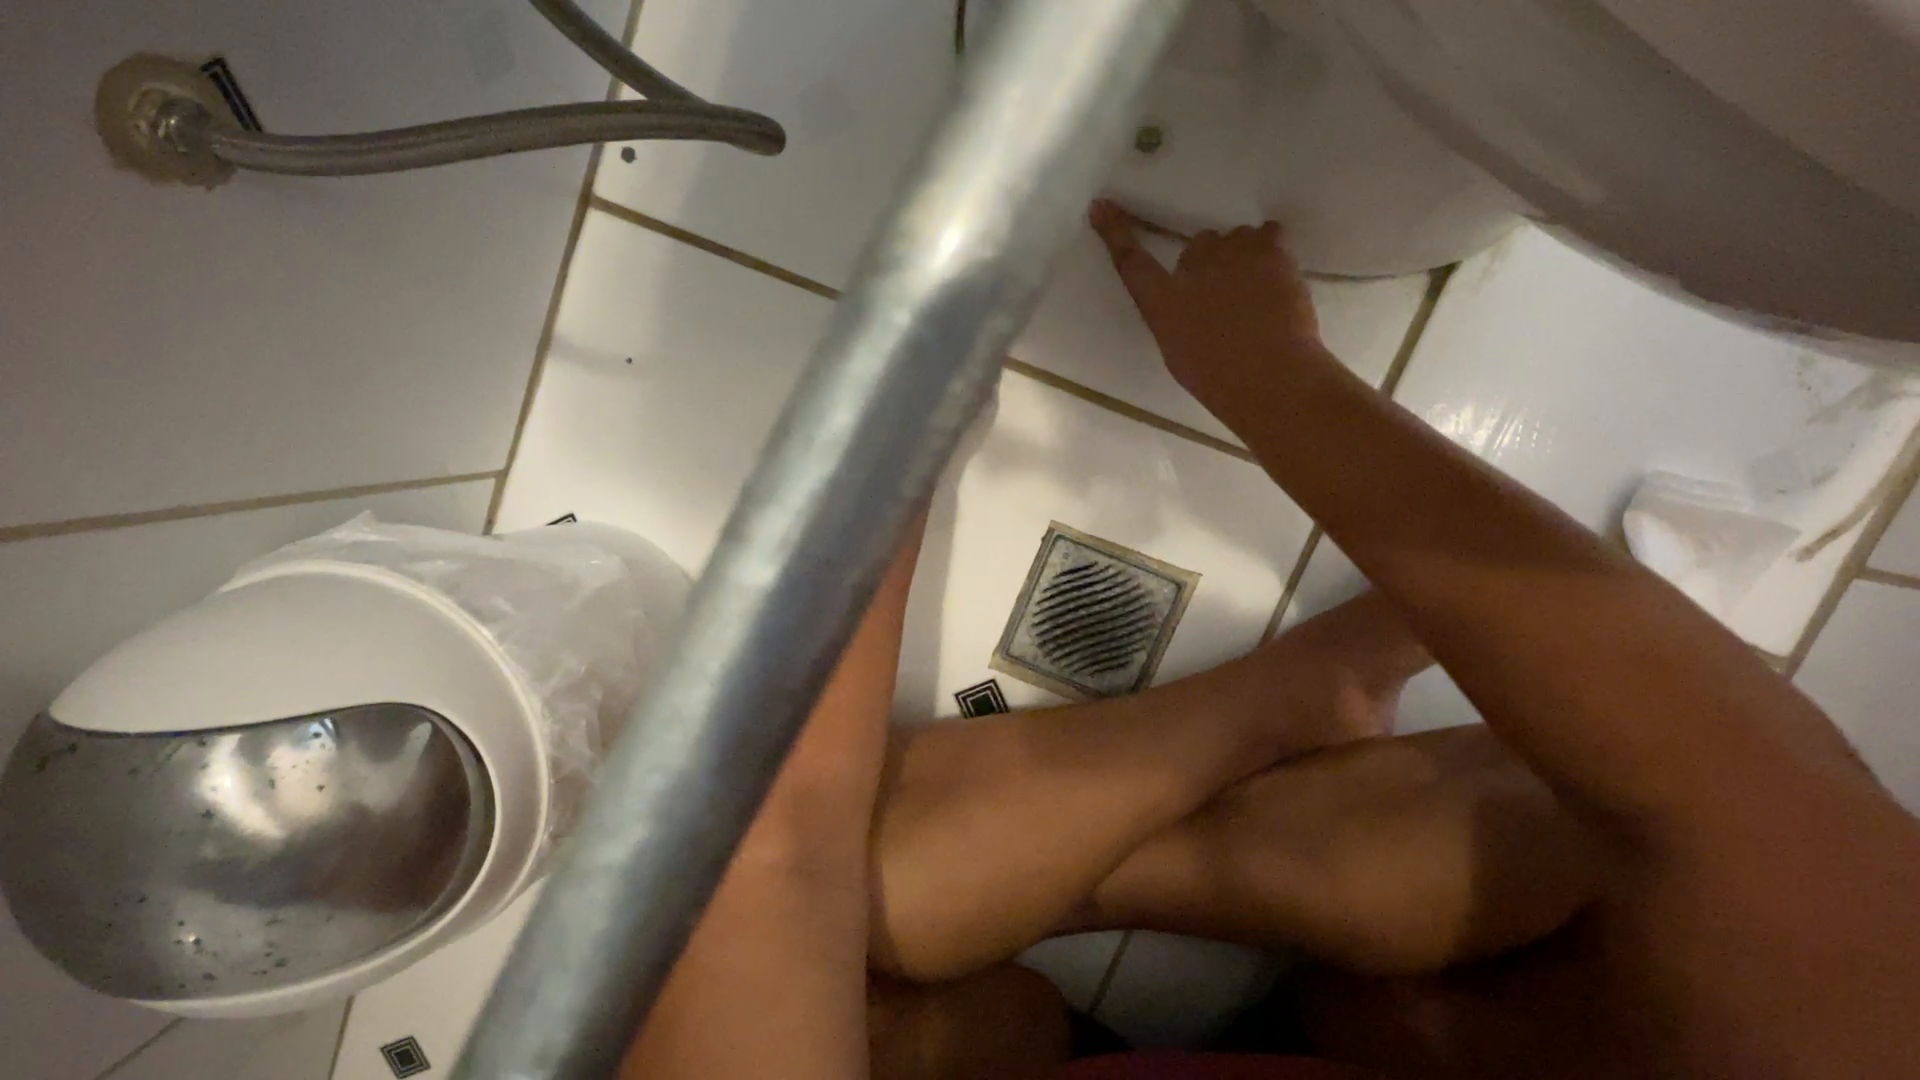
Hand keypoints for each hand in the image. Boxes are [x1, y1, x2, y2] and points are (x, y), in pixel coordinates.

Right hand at [1090, 200, 1330, 429]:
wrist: (1269, 376)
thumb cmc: (1218, 380)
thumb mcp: (1179, 355)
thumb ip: (1178, 320)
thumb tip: (1192, 308)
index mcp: (1162, 301)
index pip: (1130, 260)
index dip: (1114, 231)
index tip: (1101, 207)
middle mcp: (1191, 267)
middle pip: (1199, 244)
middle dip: (1210, 261)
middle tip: (1228, 294)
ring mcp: (1231, 253)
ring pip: (1235, 238)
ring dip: (1242, 255)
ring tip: (1258, 289)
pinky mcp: (1270, 248)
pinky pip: (1269, 233)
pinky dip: (1272, 249)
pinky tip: (1279, 274)